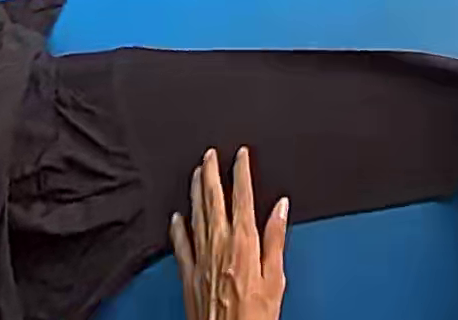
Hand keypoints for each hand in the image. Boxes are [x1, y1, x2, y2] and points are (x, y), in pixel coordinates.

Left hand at [169, 147, 287, 319]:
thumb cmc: (255, 318)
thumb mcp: (276, 278)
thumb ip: (276, 238)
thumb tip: (281, 206)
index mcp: (244, 241)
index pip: (242, 195)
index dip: (241, 170)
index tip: (241, 154)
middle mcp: (220, 244)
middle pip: (213, 198)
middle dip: (211, 172)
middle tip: (210, 154)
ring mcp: (201, 259)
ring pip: (196, 214)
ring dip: (195, 190)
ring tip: (195, 172)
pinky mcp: (188, 277)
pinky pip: (180, 246)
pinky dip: (177, 228)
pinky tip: (176, 216)